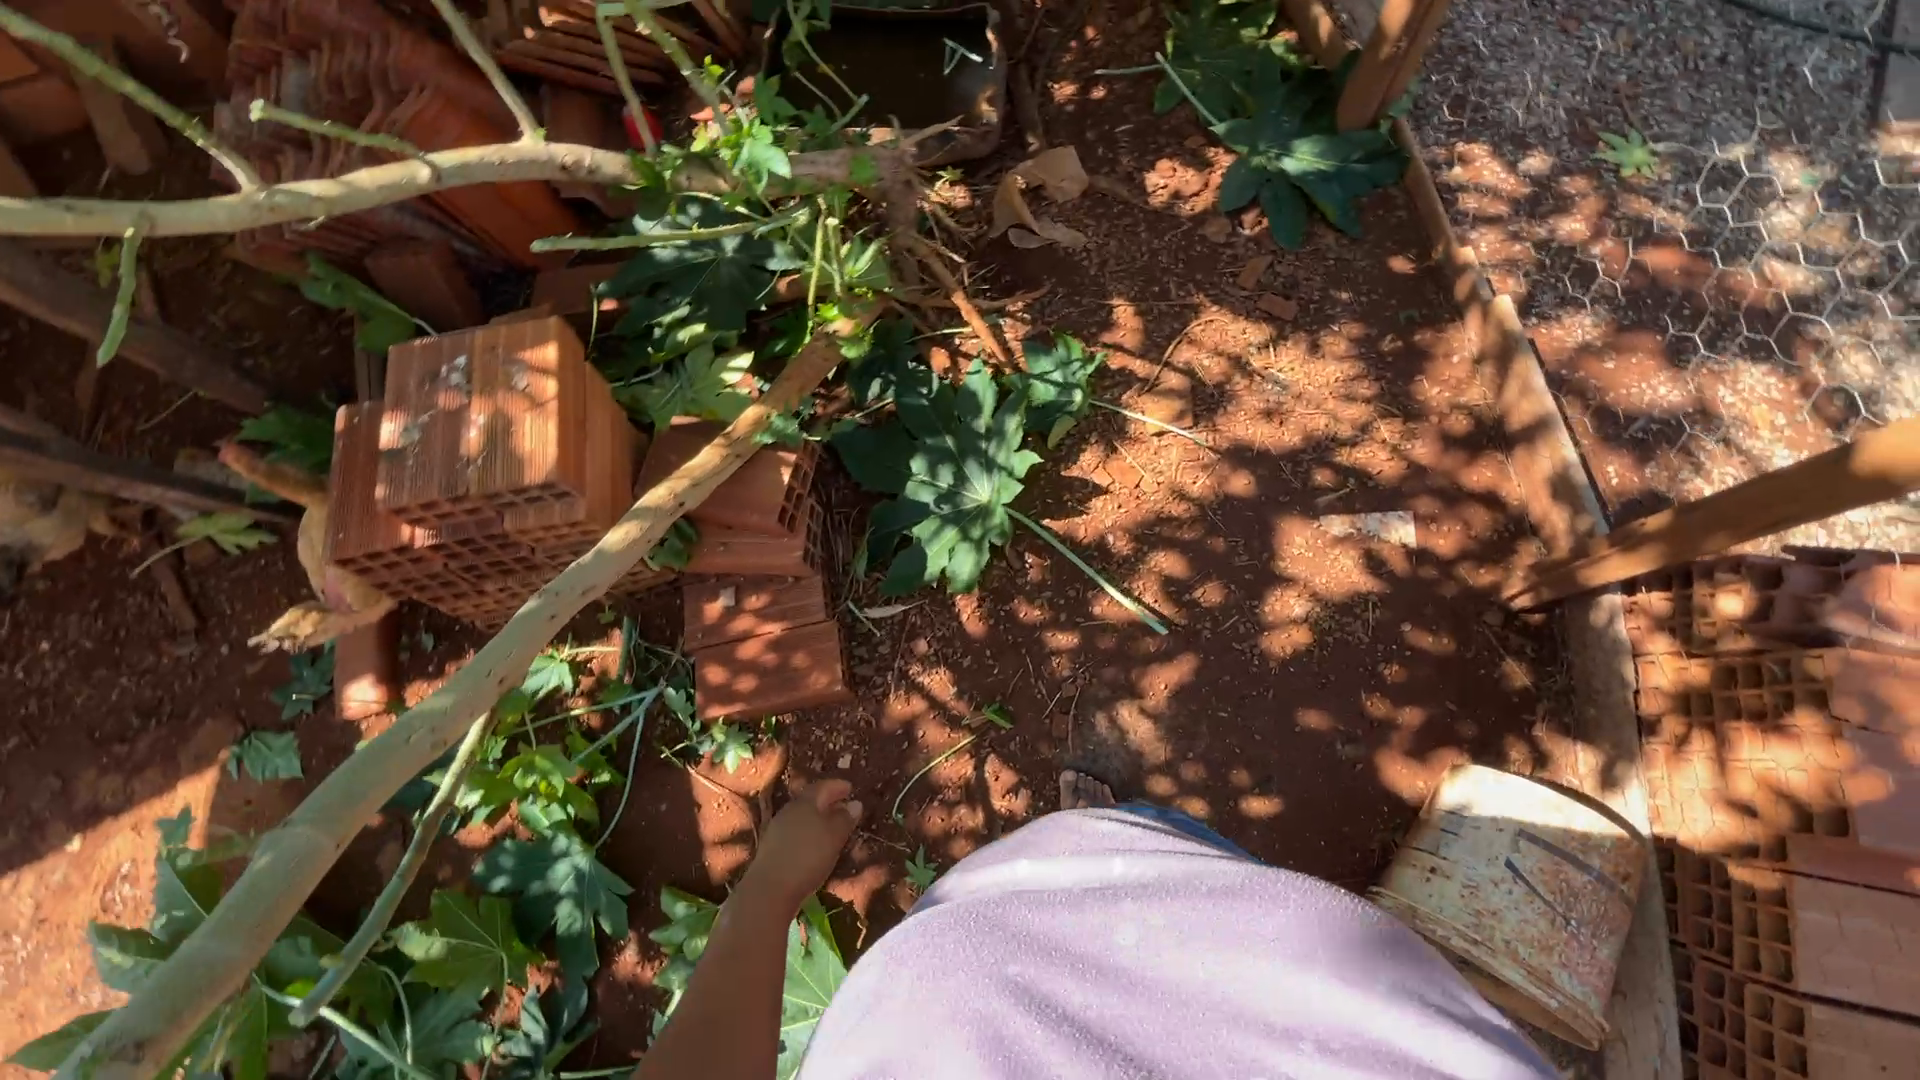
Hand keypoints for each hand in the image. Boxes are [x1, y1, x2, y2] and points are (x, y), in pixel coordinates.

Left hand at [736, 779, 862, 917]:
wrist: (769, 890)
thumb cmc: (808, 857)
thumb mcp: (834, 836)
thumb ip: (845, 818)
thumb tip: (854, 803)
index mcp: (804, 803)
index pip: (823, 786)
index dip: (838, 786)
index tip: (850, 788)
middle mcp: (788, 811)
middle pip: (811, 801)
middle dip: (828, 802)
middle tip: (843, 806)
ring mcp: (777, 830)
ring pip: (802, 818)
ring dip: (818, 820)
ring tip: (832, 828)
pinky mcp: (772, 849)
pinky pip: (795, 833)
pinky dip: (808, 834)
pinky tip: (815, 846)